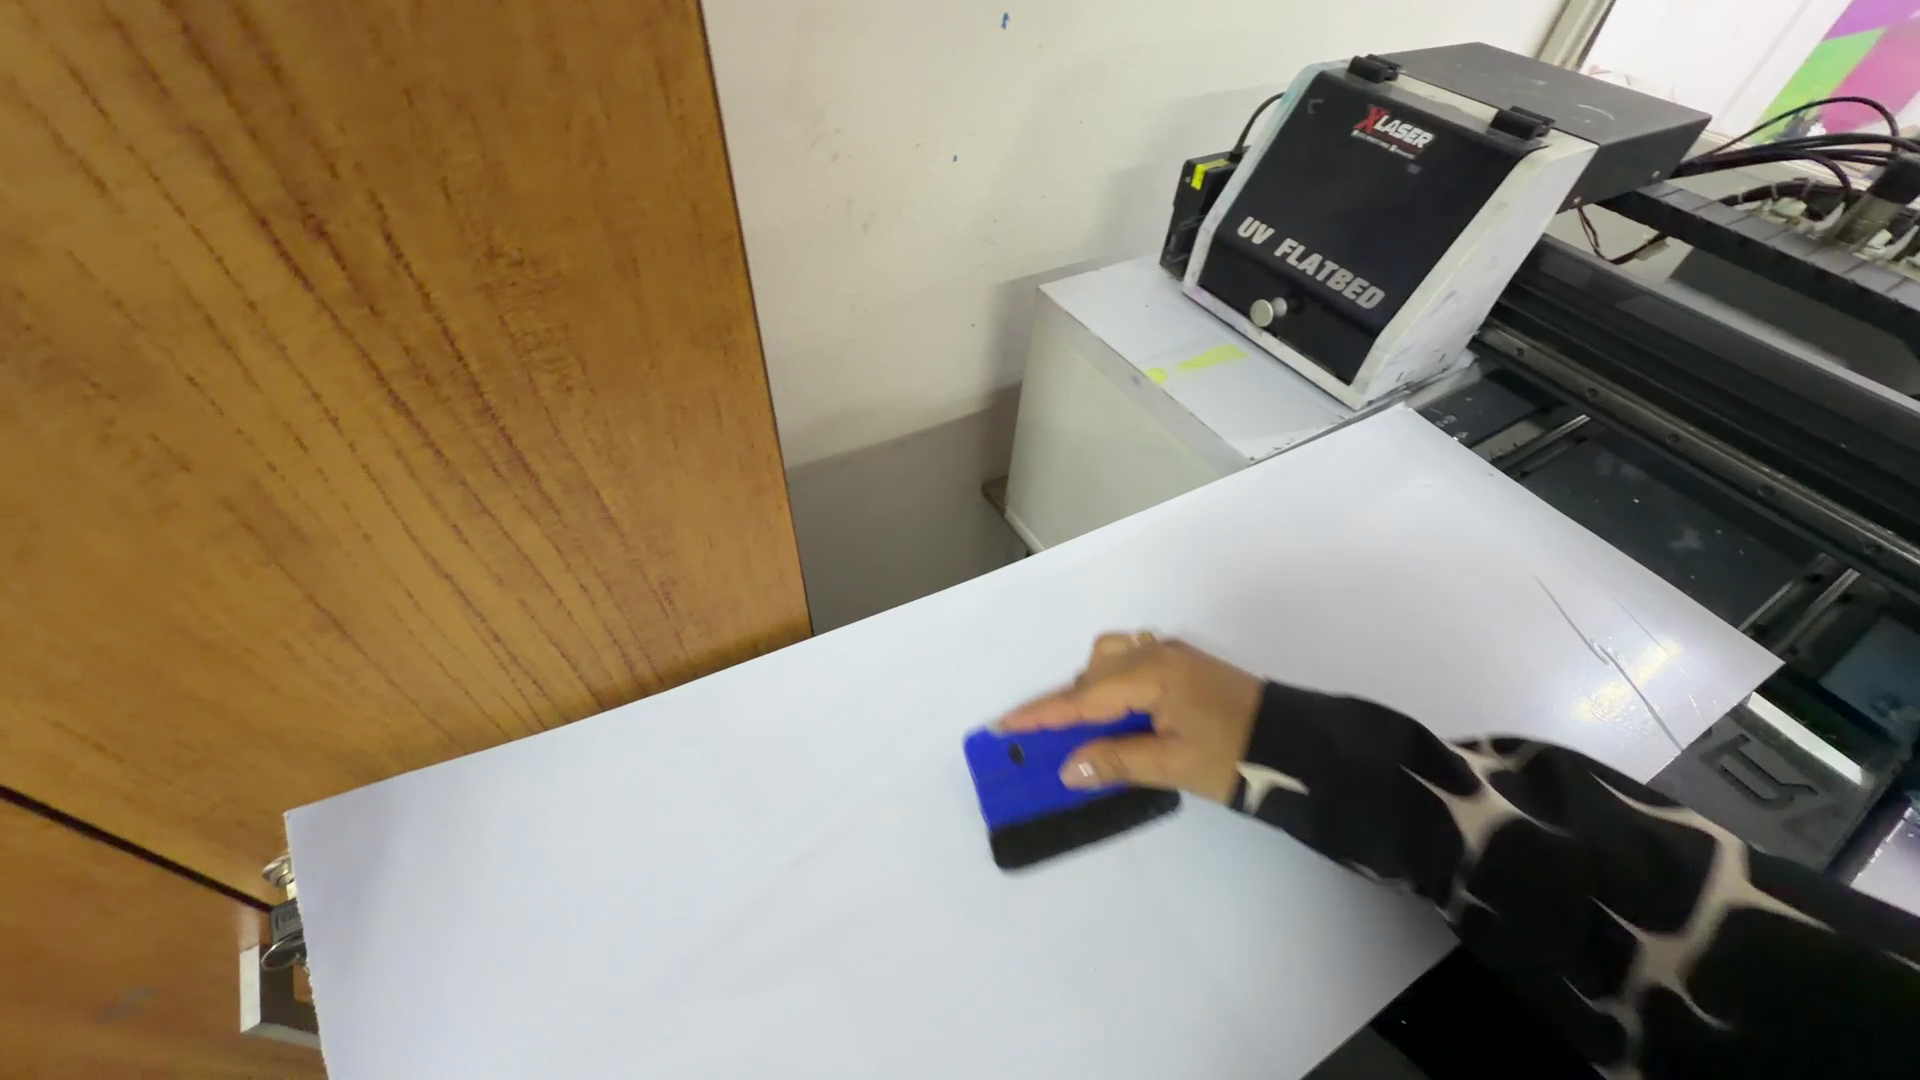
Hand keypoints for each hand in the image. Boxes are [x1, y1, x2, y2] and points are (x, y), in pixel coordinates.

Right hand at [998, 633, 1262, 803]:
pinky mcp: (1183, 662)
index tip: (1004, 723)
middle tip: (1051, 741)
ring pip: (1109, 660)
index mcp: (1151, 674)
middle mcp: (1156, 653)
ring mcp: (1171, 653)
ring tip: (1091, 729)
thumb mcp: (1173, 765)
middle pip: (1092, 673)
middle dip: (1067, 704)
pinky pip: (1130, 661)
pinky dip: (1113, 683)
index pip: (1083, 697)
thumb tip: (1068, 769)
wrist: (1300, 744)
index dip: (1042, 713)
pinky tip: (1120, 711)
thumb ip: (1116, 761)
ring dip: (1091, 689)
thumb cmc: (1236, 757)